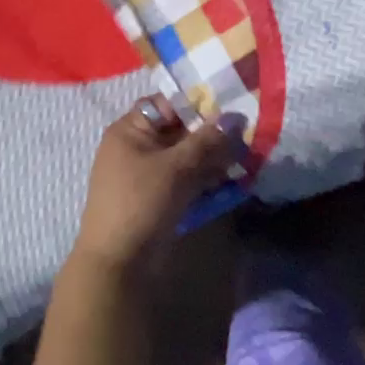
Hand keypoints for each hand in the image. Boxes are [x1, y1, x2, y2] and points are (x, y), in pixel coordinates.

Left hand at [72, 96, 243, 270]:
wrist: (120, 260)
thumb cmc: (142, 203)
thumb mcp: (177, 167)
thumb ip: (208, 140)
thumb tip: (235, 118)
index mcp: (129, 130)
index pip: (167, 104)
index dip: (197, 106)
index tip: (229, 114)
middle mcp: (135, 148)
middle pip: (179, 132)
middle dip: (211, 137)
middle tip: (244, 141)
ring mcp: (146, 176)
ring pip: (185, 159)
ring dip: (212, 161)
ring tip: (242, 165)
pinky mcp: (157, 199)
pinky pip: (184, 181)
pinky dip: (204, 181)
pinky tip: (229, 185)